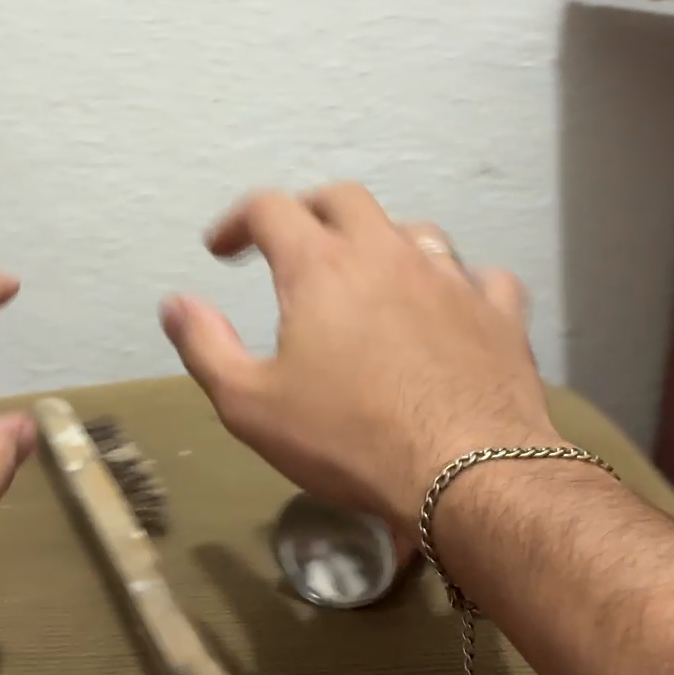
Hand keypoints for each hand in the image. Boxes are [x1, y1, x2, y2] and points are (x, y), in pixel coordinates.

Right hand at [160, 183, 561, 532]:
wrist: (467, 475)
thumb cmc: (346, 439)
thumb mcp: (249, 404)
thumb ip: (204, 346)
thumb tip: (174, 303)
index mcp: (321, 266)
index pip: (269, 208)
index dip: (236, 221)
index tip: (221, 250)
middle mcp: (387, 253)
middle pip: (344, 199)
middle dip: (308, 212)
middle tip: (291, 247)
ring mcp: (450, 278)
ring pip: (413, 231)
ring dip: (380, 243)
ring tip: (368, 278)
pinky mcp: (498, 312)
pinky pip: (478, 277)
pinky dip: (454, 284)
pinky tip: (447, 309)